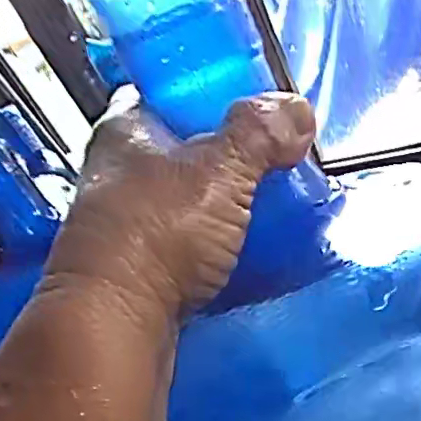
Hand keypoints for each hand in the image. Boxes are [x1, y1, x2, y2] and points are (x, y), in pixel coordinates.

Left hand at [45, 89, 314, 315]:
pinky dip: (220, 259)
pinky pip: (194, 257)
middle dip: (229, 173)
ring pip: (190, 213)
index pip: (174, 102)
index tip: (258, 127)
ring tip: (269, 225)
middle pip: (186, 163)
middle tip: (272, 181)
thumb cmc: (157, 234)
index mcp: (127, 132)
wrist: (122, 318)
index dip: (216, 109)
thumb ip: (258, 139)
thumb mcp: (219, 174)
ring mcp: (131, 231)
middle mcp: (122, 177)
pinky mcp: (147, 277)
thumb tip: (298, 112)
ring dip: (226, 221)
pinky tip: (248, 266)